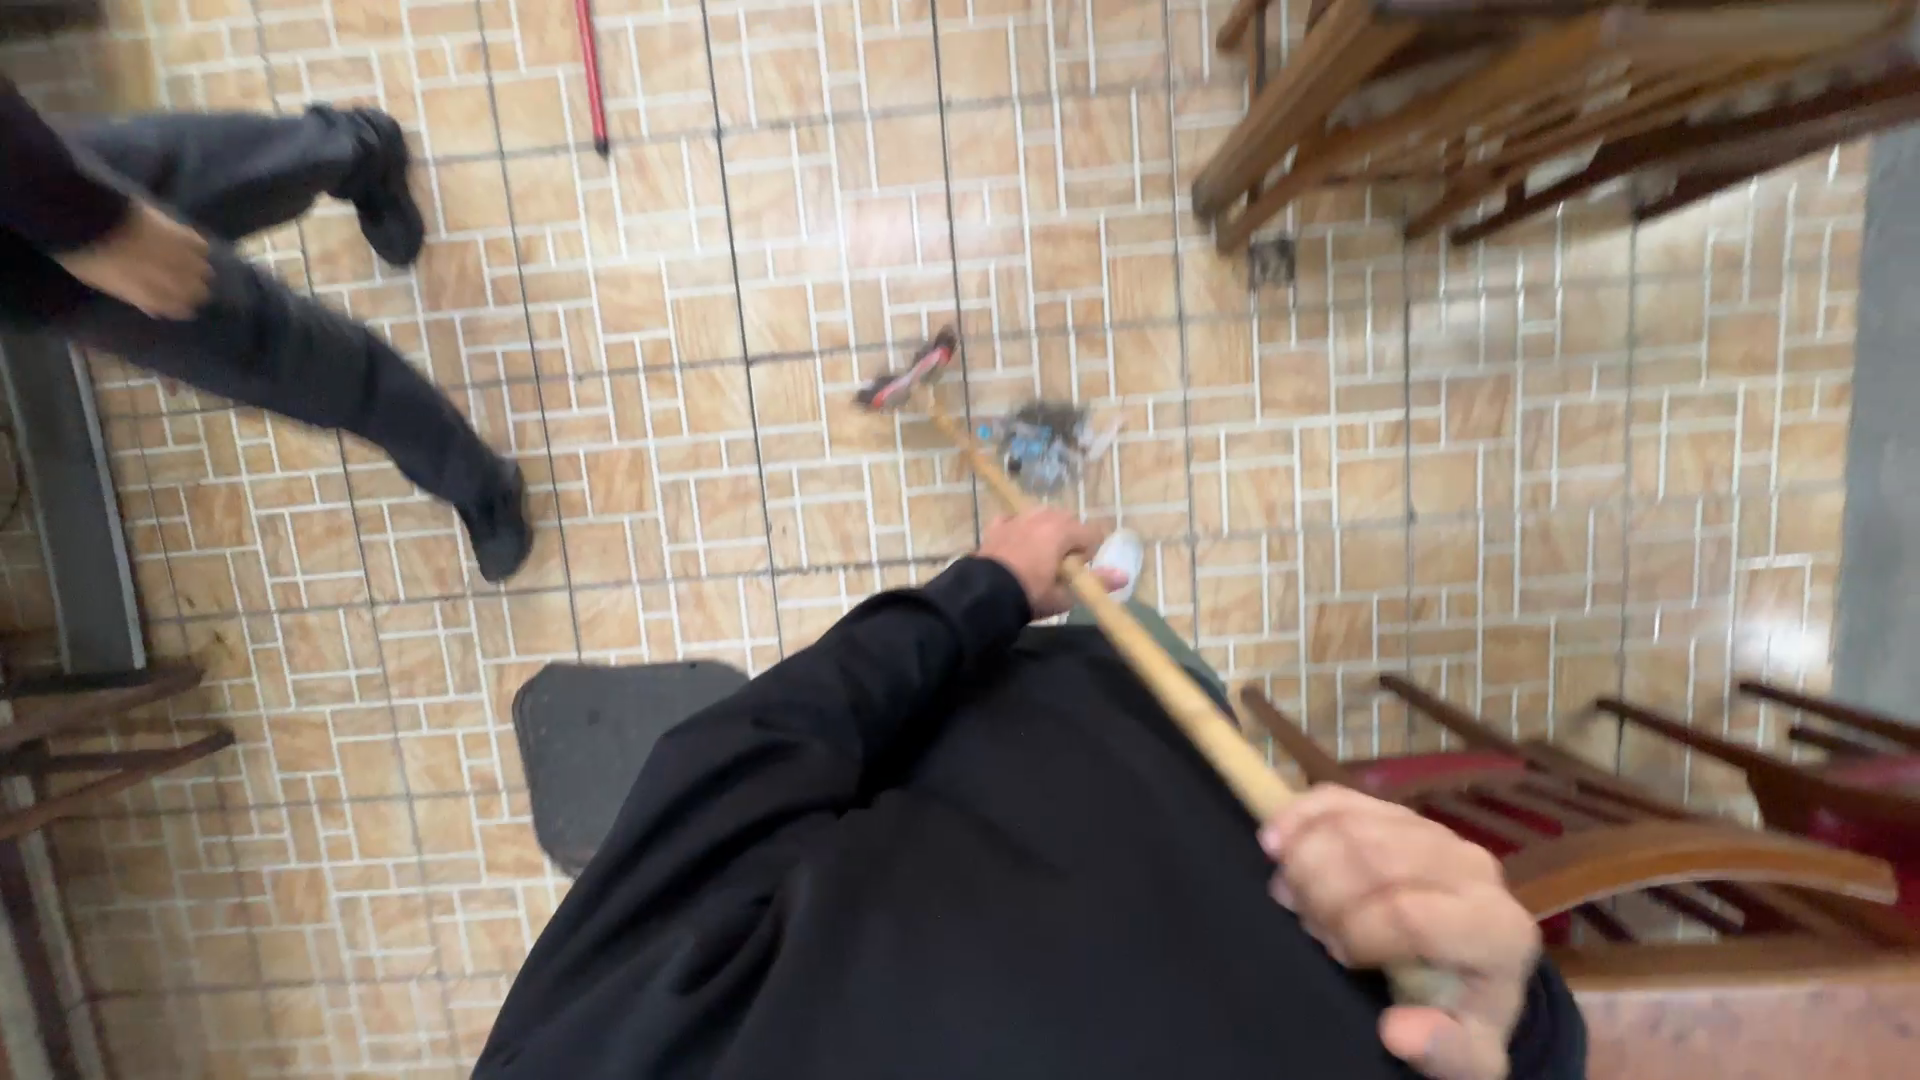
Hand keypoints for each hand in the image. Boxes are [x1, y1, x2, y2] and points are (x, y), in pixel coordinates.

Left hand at [53, 197, 212, 319]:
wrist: (84, 217)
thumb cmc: (85, 253)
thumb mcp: (102, 281)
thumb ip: (132, 295)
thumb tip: (154, 308)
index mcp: (154, 295)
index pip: (181, 310)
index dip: (178, 308)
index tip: (175, 305)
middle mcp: (175, 280)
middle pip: (199, 293)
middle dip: (193, 291)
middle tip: (185, 286)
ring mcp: (182, 258)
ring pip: (205, 272)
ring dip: (197, 271)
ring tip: (189, 266)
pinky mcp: (182, 236)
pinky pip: (201, 246)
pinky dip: (197, 248)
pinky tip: (187, 245)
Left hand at [975, 508, 1126, 619]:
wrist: (984, 594)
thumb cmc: (1030, 594)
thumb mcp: (1065, 594)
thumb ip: (1097, 582)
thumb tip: (1125, 576)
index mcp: (1063, 531)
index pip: (1091, 533)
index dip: (1089, 553)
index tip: (1078, 572)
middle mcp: (1042, 517)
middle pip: (1067, 520)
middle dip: (1070, 538)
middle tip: (1061, 565)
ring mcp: (1017, 518)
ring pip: (1041, 515)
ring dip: (1046, 529)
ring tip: (1040, 554)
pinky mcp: (996, 526)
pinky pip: (1013, 519)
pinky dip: (1019, 528)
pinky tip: (1016, 544)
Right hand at [1259, 786, 1539, 1079]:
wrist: (1471, 957)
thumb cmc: (1461, 1003)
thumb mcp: (1471, 1053)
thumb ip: (1447, 1053)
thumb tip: (1399, 1033)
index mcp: (1497, 929)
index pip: (1412, 915)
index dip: (1358, 930)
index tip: (1337, 955)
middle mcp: (1470, 867)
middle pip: (1375, 860)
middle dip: (1322, 891)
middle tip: (1301, 919)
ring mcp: (1429, 829)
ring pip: (1351, 824)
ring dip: (1305, 857)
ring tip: (1288, 891)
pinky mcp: (1392, 809)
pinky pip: (1338, 798)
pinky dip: (1297, 816)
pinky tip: (1273, 841)